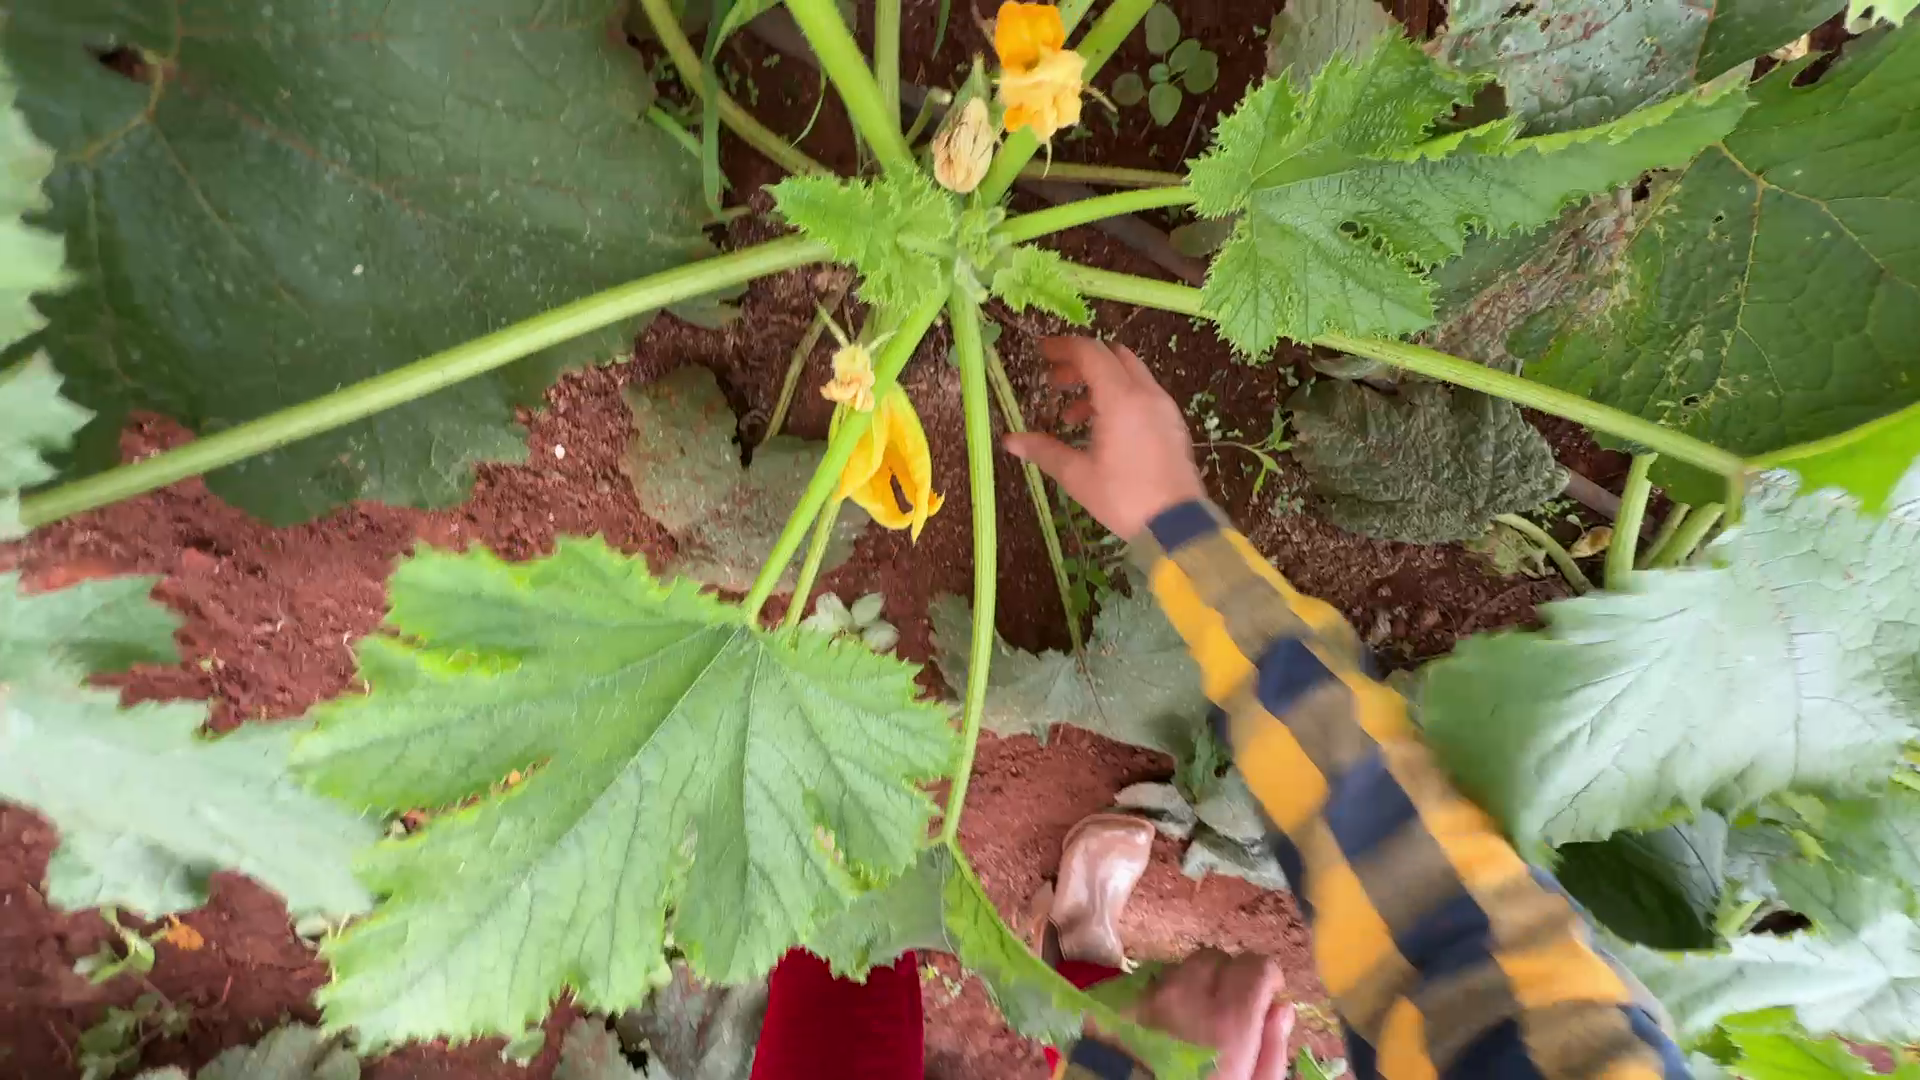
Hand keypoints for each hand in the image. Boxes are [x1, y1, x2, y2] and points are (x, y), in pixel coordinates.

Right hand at [1002, 336, 1205, 539]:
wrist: (1177, 524)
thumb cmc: (1124, 497)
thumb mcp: (1077, 475)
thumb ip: (1044, 450)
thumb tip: (1010, 440)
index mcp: (1120, 399)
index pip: (1090, 353)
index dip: (1063, 347)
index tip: (1041, 353)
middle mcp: (1146, 393)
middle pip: (1112, 357)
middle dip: (1081, 363)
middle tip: (1056, 383)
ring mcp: (1164, 407)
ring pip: (1130, 375)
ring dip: (1099, 383)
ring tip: (1073, 416)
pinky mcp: (1173, 424)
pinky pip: (1143, 394)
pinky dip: (1120, 397)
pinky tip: (1103, 429)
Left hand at [1136, 949, 1297, 1079]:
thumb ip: (1272, 1049)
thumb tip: (1281, 1008)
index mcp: (1228, 1019)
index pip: (1256, 965)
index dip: (1268, 977)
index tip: (1269, 994)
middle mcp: (1189, 992)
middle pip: (1218, 958)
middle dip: (1230, 975)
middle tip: (1232, 1008)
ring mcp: (1153, 992)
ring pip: (1185, 964)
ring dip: (1198, 980)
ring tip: (1200, 1014)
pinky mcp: (1127, 998)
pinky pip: (1157, 978)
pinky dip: (1170, 989)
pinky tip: (1171, 1019)